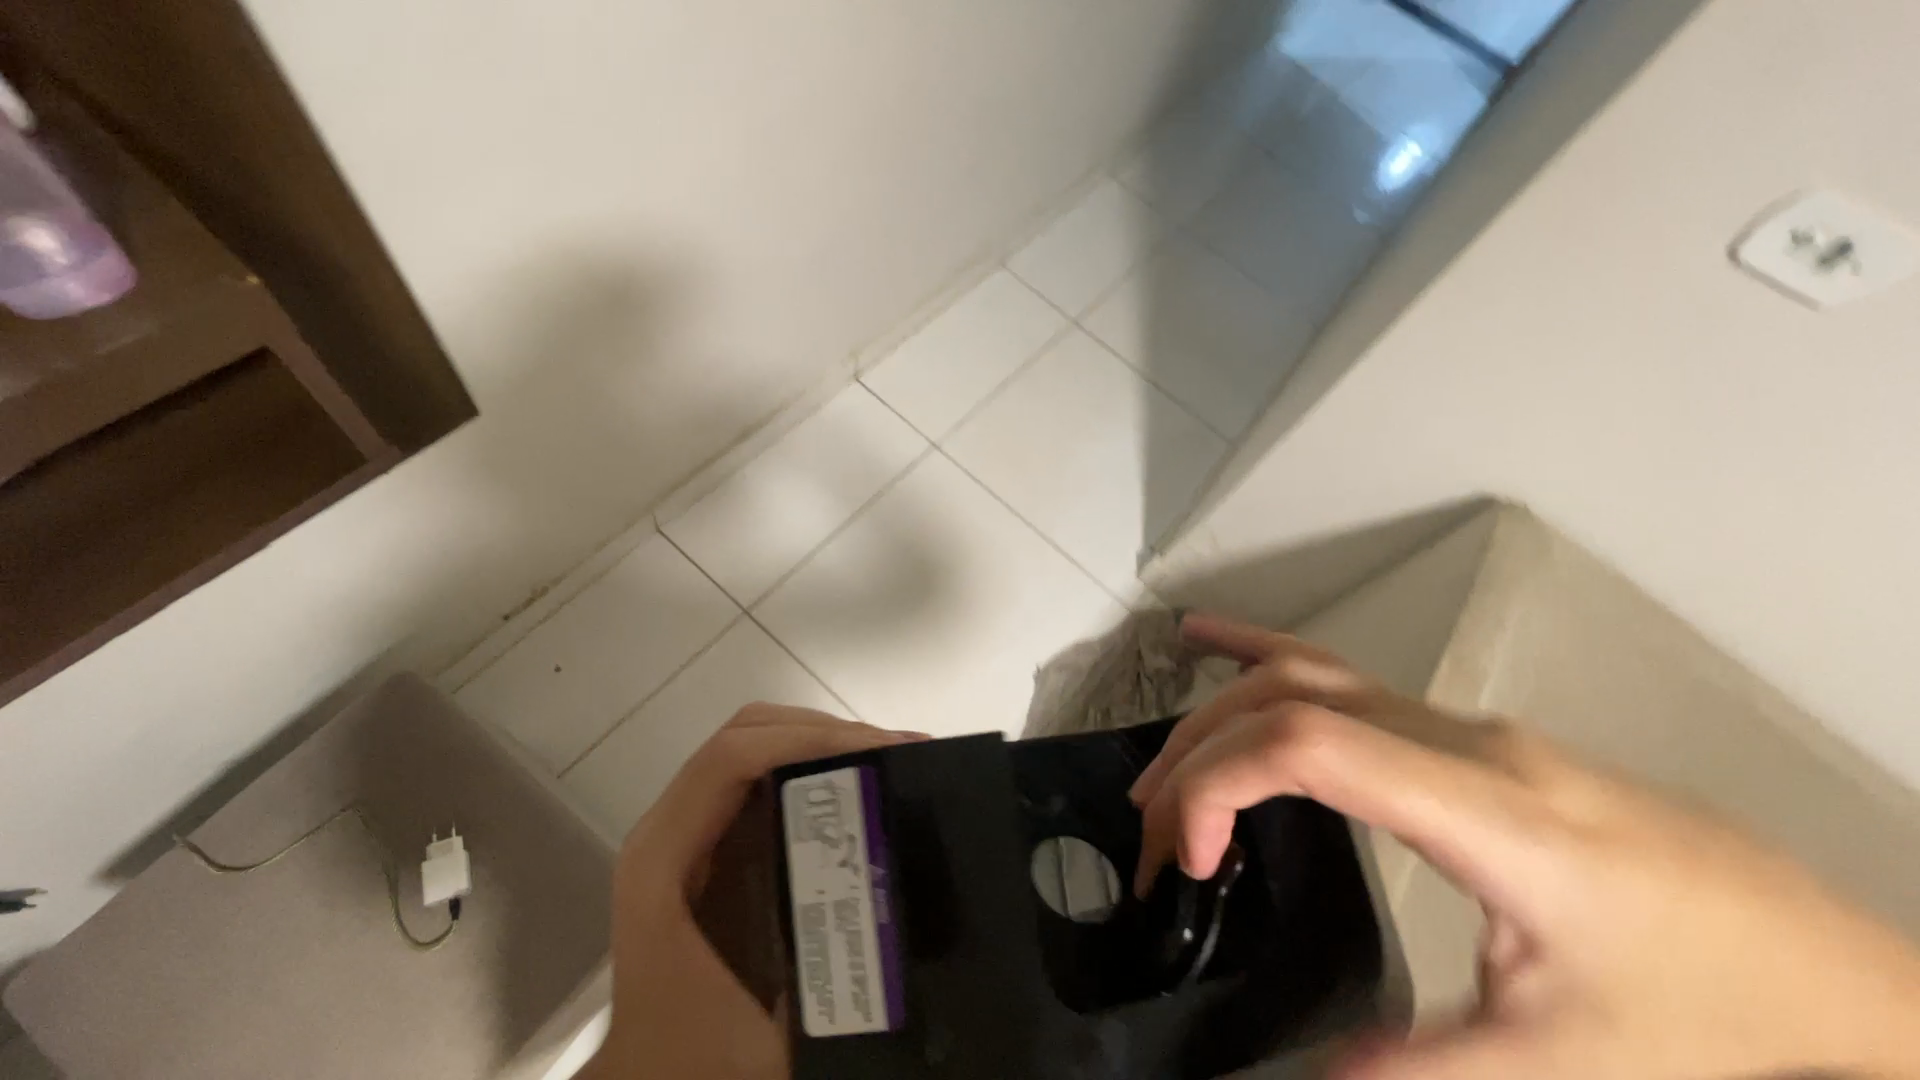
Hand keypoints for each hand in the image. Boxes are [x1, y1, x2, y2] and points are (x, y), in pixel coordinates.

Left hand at [581, 705, 920, 1079]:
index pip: (730, 760)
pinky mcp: (708, 838)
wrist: (649, 1077)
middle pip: (743, 733)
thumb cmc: (697, 1061)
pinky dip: (811, 761)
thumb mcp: (771, 1047)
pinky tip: (859, 782)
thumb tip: (908, 933)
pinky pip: (759, 771)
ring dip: (821, 738)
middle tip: (900, 751)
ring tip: (890, 757)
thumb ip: (834, 996)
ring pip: (752, 741)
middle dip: (825, 730)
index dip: (807, 740)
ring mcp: (686, 828)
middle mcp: (668, 830)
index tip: (883, 750)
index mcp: (663, 864)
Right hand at [1132, 614, 1919, 1079]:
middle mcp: (1462, 740)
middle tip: (1154, 835)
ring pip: (1306, 676)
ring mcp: (1461, 725)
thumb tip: (1303, 1077)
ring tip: (1162, 778)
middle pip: (1290, 700)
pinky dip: (1259, 649)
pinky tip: (1208, 636)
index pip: (1312, 743)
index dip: (1220, 780)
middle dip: (1198, 757)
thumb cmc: (1701, 1010)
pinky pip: (1341, 670)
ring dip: (1216, 716)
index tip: (1189, 857)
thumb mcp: (1564, 1064)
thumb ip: (1420, 1070)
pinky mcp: (1460, 732)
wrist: (1819, 963)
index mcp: (1486, 809)